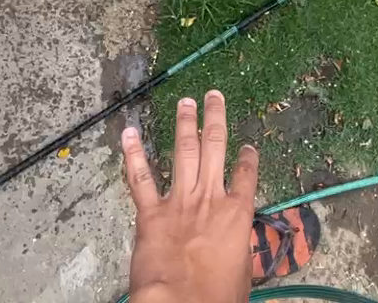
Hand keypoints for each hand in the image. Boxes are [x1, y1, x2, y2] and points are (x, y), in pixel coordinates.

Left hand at [123, 90, 260, 302]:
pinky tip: (129, 132)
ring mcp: (180, 201)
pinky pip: (140, 178)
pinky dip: (133, 154)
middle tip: (213, 95)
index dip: (248, 158)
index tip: (248, 145)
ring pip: (183, 152)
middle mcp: (210, 197)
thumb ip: (239, 251)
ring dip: (184, 124)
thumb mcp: (242, 275)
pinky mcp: (151, 212)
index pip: (247, 175)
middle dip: (215, 118)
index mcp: (237, 213)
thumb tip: (237, 251)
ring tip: (185, 101)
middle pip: (215, 147)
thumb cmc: (217, 298)